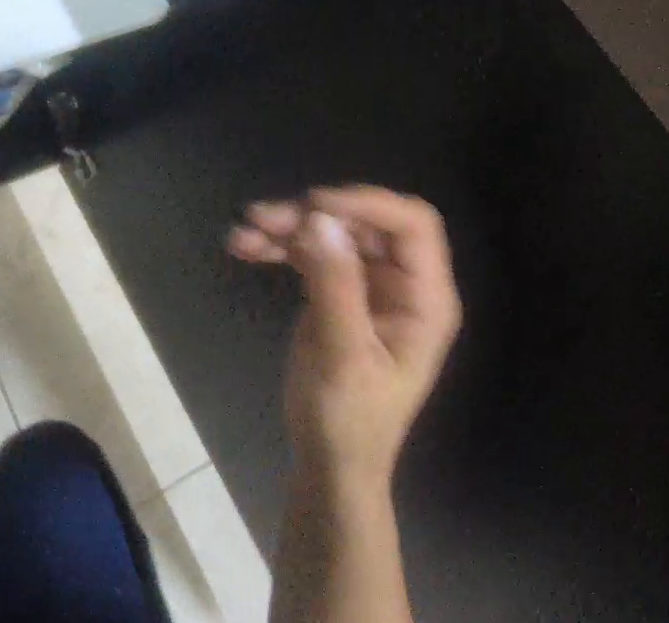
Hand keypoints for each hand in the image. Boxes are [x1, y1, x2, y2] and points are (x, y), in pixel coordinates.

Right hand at [228, 187, 461, 485]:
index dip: (367, 204)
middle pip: (364, 224)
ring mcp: (369, 288)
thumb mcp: (342, 354)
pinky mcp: (337, 294)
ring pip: (332, 234)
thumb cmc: (348, 420)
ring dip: (288, 228)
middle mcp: (402, 285)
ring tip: (244, 231)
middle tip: (262, 219)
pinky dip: (279, 248)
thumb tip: (319, 219)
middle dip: (313, 215)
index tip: (314, 206)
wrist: (329, 464)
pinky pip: (310, 255)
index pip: (412, 226)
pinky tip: (244, 247)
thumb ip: (335, 284)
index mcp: (424, 300)